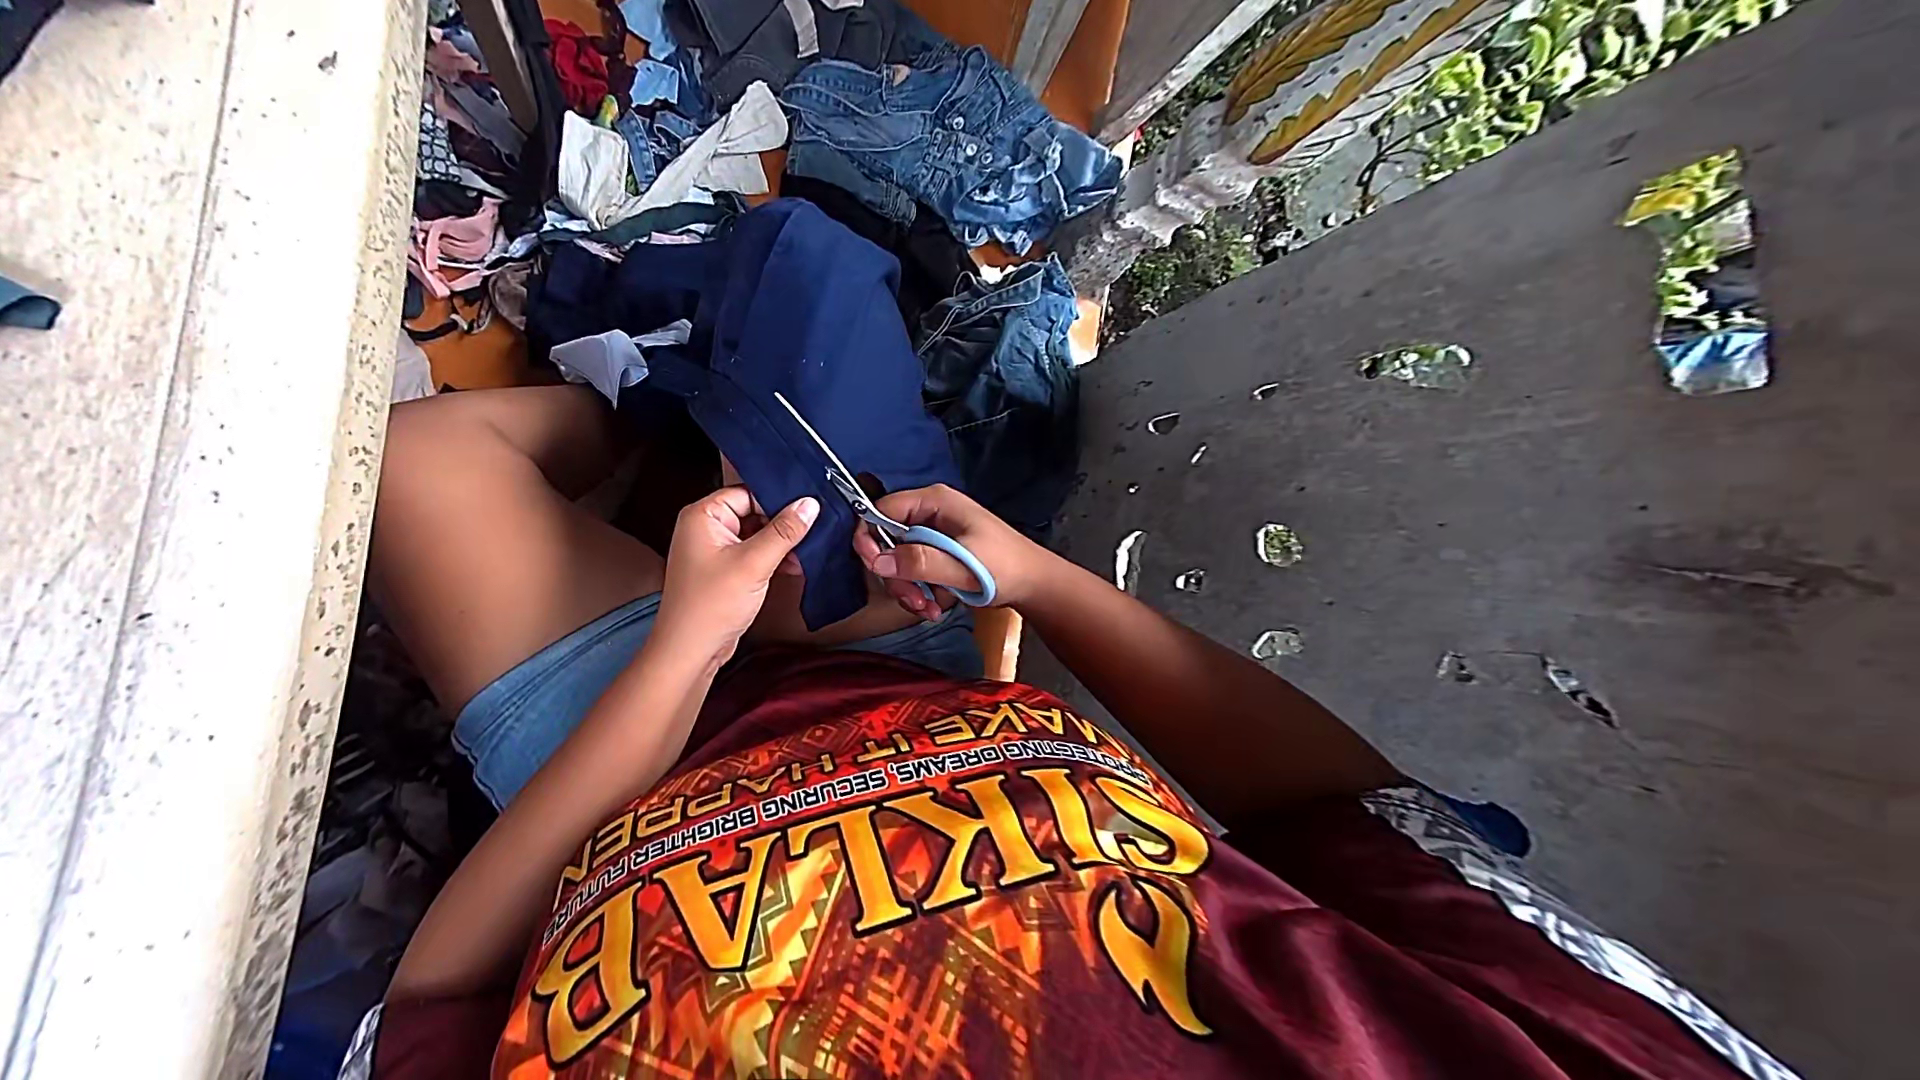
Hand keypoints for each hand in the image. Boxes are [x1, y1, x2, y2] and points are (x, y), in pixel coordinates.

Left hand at [654, 487, 817, 670]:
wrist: (691, 650)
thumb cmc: (707, 608)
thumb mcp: (754, 563)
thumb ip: (784, 531)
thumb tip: (807, 506)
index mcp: (702, 516)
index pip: (748, 492)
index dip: (777, 501)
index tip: (804, 509)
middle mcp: (705, 528)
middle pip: (754, 511)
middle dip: (782, 525)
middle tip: (806, 534)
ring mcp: (714, 549)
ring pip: (757, 533)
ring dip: (780, 544)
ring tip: (800, 555)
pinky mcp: (724, 568)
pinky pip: (754, 553)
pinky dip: (773, 558)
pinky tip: (791, 567)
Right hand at [852, 484, 1054, 620]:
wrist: (1034, 584)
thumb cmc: (1005, 567)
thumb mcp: (962, 565)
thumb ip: (920, 561)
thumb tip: (877, 561)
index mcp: (935, 502)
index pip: (881, 510)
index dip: (870, 538)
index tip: (875, 568)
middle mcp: (929, 514)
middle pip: (886, 540)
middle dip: (895, 575)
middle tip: (914, 599)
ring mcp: (933, 535)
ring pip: (897, 561)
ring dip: (908, 589)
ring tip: (929, 608)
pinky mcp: (937, 555)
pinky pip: (913, 572)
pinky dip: (919, 592)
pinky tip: (935, 607)